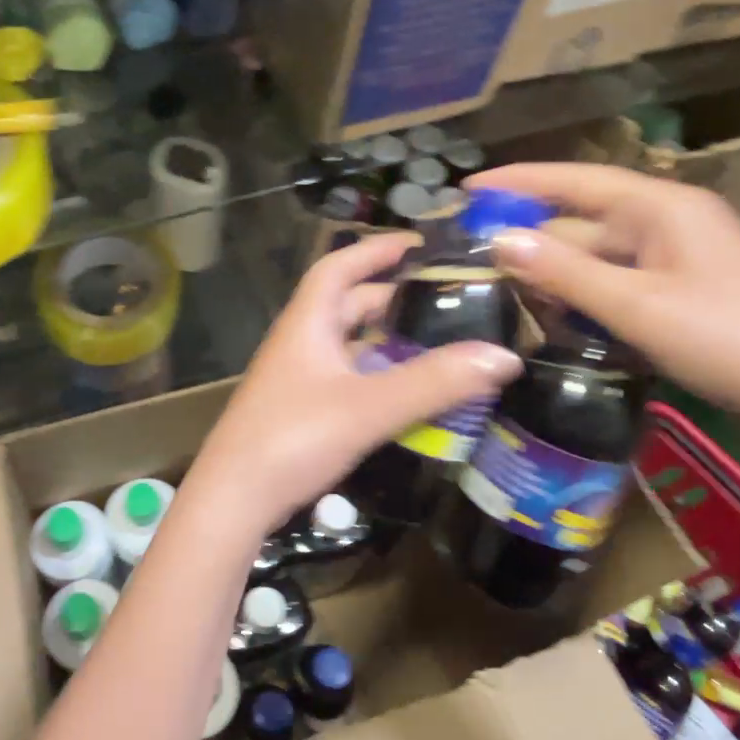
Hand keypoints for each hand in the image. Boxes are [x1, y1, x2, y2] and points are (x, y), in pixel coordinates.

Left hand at [186, 233, 522, 535]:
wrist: (233, 497)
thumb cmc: (293, 438)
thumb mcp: (369, 407)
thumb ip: (434, 382)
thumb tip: (505, 355)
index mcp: (307, 323)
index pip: (339, 266)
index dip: (375, 249)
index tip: (418, 242)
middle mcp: (300, 341)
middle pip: (346, 304)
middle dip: (391, 295)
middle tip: (445, 296)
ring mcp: (297, 377)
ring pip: (347, 343)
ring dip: (386, 337)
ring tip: (437, 339)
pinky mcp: (300, 410)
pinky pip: (346, 376)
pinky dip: (377, 373)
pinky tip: (407, 390)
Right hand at [469, 163, 739, 432]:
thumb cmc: (728, 336)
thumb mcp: (636, 305)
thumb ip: (564, 272)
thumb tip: (497, 240)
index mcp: (661, 208)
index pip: (576, 180)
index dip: (520, 182)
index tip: (468, 190)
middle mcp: (666, 223)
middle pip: (580, 221)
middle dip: (529, 236)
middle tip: (470, 255)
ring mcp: (675, 260)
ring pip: (594, 256)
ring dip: (551, 271)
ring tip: (497, 287)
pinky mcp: (679, 293)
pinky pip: (613, 282)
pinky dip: (579, 293)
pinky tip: (550, 313)